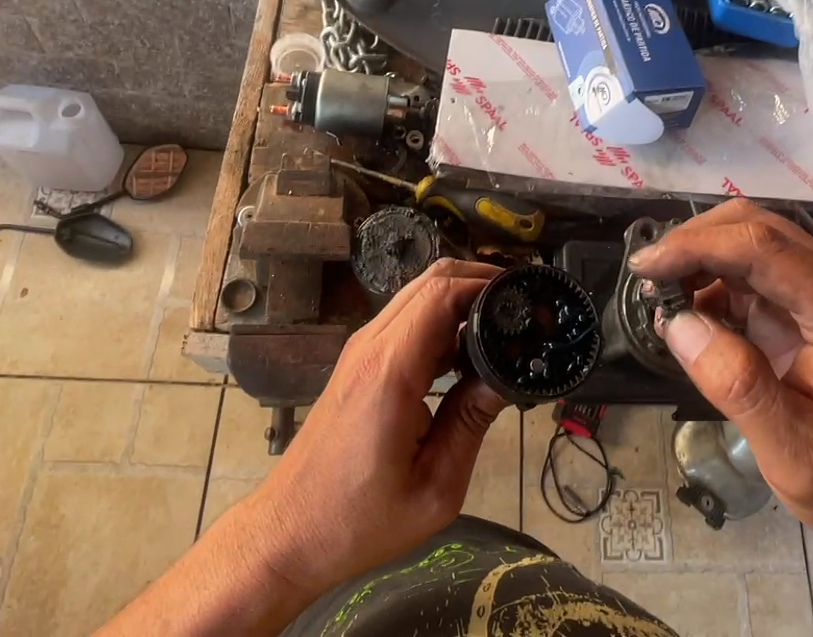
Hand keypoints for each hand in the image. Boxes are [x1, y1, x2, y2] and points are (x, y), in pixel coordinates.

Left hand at [214, 260, 511, 599]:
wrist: (289, 532)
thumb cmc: (360, 519)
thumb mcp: (435, 487)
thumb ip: (472, 422)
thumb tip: (504, 375)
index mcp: (392, 370)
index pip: (441, 293)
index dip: (484, 283)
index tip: (522, 297)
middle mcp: (372, 346)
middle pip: (429, 281)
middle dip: (476, 280)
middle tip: (518, 307)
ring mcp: (360, 351)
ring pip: (415, 295)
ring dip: (457, 298)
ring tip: (499, 327)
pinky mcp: (357, 363)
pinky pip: (404, 320)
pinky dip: (438, 318)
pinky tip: (465, 350)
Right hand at [629, 200, 812, 574]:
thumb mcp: (799, 457)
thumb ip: (741, 388)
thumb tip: (679, 324)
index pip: (765, 248)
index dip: (698, 245)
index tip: (643, 268)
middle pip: (758, 229)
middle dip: (695, 242)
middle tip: (647, 281)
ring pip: (751, 244)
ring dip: (700, 259)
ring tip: (661, 301)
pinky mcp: (805, 313)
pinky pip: (751, 276)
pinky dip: (711, 283)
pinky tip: (688, 317)